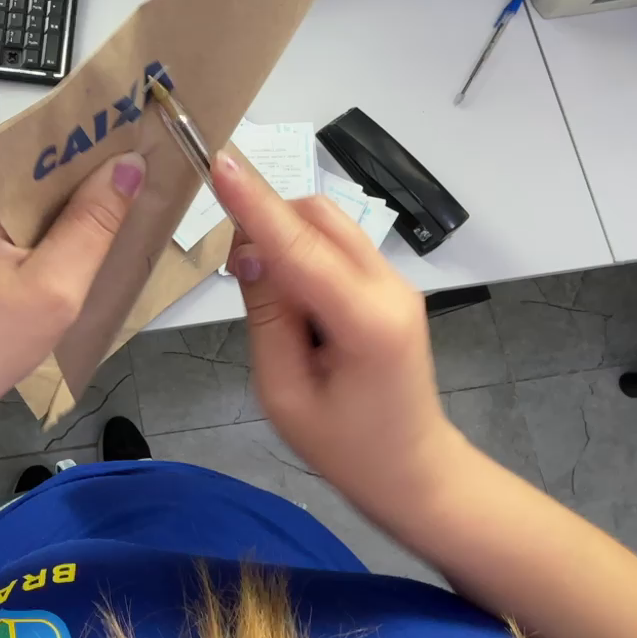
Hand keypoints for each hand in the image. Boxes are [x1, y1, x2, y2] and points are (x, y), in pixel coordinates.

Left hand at [0, 155, 145, 427]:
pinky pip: (37, 210)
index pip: (43, 134)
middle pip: (45, 157)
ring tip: (139, 189)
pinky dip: (69, 217)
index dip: (95, 128)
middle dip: (96, 161)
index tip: (146, 125)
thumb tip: (131, 164)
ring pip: (45, 185)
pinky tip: (103, 224)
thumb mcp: (54, 286)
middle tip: (155, 162)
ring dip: (87, 191)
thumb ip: (93, 223)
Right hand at [212, 151, 463, 500]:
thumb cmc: (345, 448)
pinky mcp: (387, 286)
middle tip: (234, 270)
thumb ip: (266, 316)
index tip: (221, 164)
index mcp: (366, 321)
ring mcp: (394, 282)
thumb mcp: (284, 392)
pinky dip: (299, 251)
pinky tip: (287, 296)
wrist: (415, 473)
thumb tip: (248, 253)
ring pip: (327, 225)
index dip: (256, 205)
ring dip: (282, 236)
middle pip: (319, 217)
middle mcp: (389, 286)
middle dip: (267, 219)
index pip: (299, 248)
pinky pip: (335, 246)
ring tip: (260, 291)